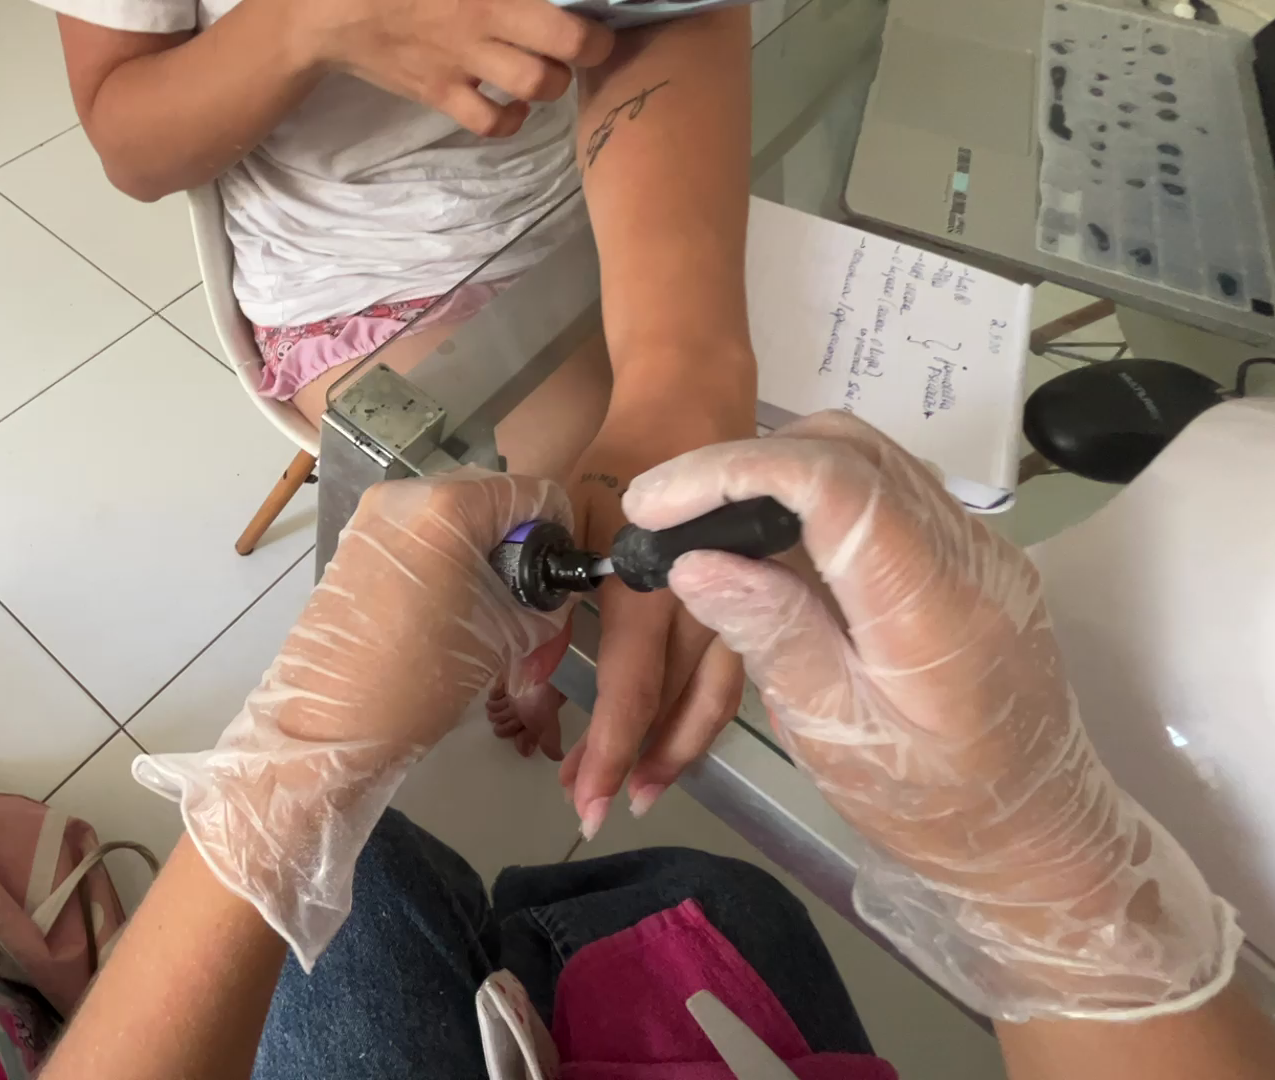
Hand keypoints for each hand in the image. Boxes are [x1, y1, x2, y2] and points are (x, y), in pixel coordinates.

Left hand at [135, 468, 569, 966]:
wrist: (328, 721)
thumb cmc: (419, 679)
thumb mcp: (502, 637)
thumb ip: (541, 599)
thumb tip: (554, 586)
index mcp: (447, 507)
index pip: (533, 492)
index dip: (556, 532)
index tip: (552, 573)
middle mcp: (404, 493)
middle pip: (488, 496)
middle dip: (513, 539)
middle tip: (517, 593)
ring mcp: (371, 513)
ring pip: (450, 513)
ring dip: (476, 548)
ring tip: (477, 603)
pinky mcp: (353, 538)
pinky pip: (415, 529)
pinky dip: (440, 554)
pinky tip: (439, 601)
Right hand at [301, 0, 614, 135]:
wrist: (337, 12)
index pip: (559, 4)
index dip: (591, 12)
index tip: (597, 11)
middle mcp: (484, 21)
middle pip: (565, 45)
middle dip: (590, 47)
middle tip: (589, 44)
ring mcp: (464, 64)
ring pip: (535, 85)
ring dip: (553, 82)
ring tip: (550, 73)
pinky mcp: (442, 95)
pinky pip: (490, 122)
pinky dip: (511, 119)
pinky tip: (515, 107)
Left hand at [558, 473, 744, 837]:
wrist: (692, 405)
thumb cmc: (618, 460)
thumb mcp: (566, 518)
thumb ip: (546, 598)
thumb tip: (524, 678)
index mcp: (648, 585)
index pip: (631, 687)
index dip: (609, 748)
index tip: (587, 799)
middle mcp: (700, 604)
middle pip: (676, 706)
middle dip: (639, 764)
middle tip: (603, 808)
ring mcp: (736, 602)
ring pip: (712, 699)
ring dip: (677, 750)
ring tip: (642, 790)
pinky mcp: (750, 599)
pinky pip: (729, 671)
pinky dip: (701, 711)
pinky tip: (677, 736)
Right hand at [625, 410, 1237, 1021]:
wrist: (1036, 834)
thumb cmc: (928, 802)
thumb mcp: (831, 733)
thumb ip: (770, 636)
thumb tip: (693, 562)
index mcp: (935, 605)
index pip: (836, 487)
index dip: (731, 475)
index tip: (652, 505)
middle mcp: (968, 553)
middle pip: (846, 449)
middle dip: (735, 463)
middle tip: (660, 508)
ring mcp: (971, 546)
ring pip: (859, 454)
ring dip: (765, 468)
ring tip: (695, 514)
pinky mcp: (956, 552)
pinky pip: (872, 485)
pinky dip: (797, 487)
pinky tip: (755, 530)